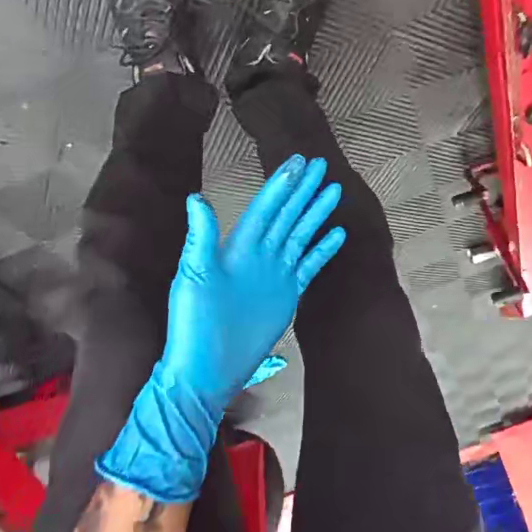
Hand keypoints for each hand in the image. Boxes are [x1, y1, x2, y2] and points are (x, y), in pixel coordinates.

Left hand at [97, 154, 345, 501]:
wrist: (206, 370)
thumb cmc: (194, 323)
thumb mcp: (193, 276)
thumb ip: (201, 237)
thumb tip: (197, 197)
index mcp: (238, 246)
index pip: (265, 207)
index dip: (281, 184)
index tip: (297, 162)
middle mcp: (260, 254)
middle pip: (287, 214)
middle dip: (303, 189)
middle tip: (320, 164)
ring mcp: (276, 273)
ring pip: (301, 234)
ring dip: (316, 213)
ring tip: (334, 190)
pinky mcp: (288, 294)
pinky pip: (310, 264)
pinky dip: (323, 249)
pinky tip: (338, 233)